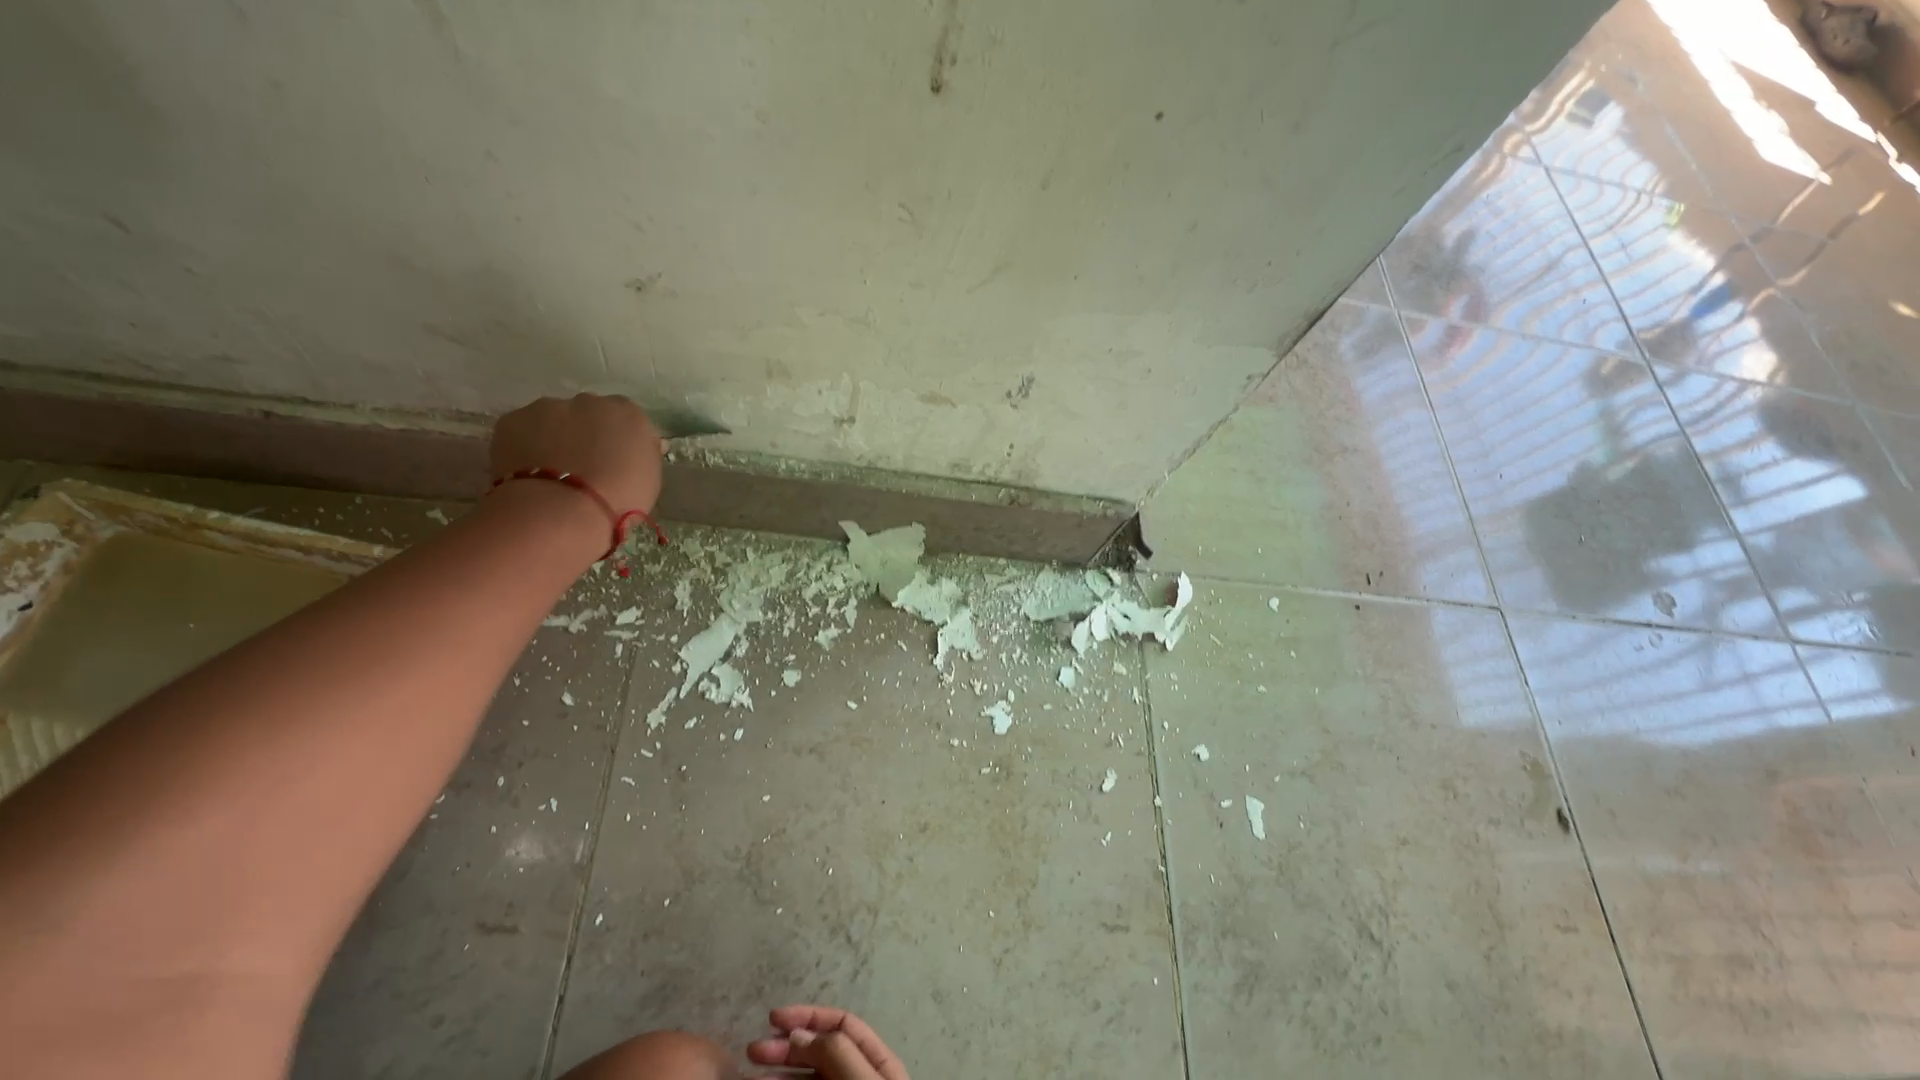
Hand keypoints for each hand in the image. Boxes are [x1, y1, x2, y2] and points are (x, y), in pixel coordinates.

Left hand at [490, 394, 663, 513]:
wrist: (559, 513)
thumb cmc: (618, 502)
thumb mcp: (650, 480)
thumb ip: (643, 454)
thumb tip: (640, 445)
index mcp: (628, 414)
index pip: (627, 419)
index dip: (619, 441)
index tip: (615, 463)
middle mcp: (589, 401)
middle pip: (589, 414)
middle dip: (586, 434)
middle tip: (582, 468)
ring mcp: (548, 407)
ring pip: (553, 419)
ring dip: (554, 437)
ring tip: (550, 473)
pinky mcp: (512, 419)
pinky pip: (523, 430)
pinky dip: (525, 445)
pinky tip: (527, 472)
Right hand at [746, 1006, 907, 1079]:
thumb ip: (835, 1053)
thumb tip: (798, 1032)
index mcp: (877, 1061)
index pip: (841, 1026)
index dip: (808, 1017)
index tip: (773, 1018)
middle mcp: (857, 1076)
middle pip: (818, 1052)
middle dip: (785, 1047)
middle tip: (752, 1051)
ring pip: (805, 1079)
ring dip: (778, 1073)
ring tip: (749, 1075)